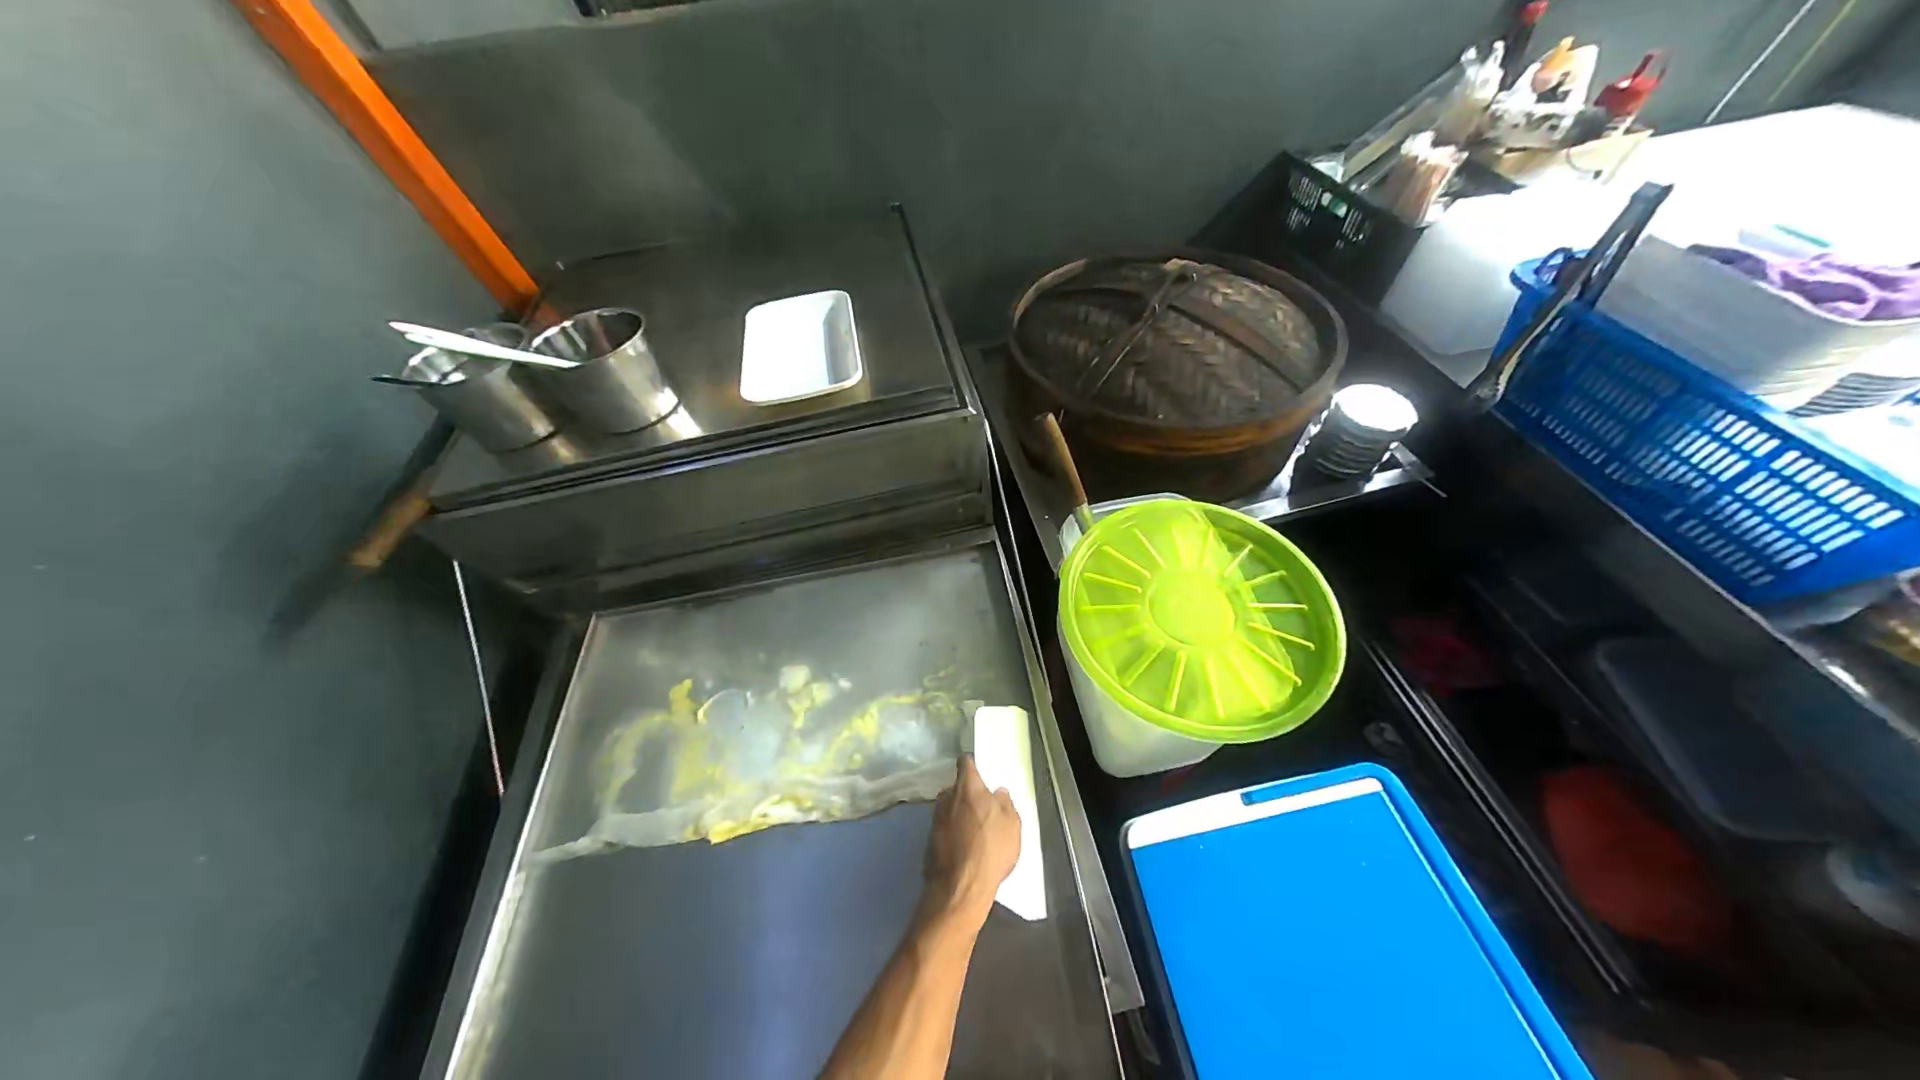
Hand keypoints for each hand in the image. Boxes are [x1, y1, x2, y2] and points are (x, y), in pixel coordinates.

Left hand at [921, 755, 1021, 929]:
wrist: (960, 886)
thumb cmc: (991, 848)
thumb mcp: (1011, 825)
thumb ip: (1005, 803)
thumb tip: (998, 792)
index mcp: (967, 787)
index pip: (965, 763)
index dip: (972, 764)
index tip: (978, 770)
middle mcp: (947, 797)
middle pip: (956, 788)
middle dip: (967, 794)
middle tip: (981, 808)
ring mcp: (935, 818)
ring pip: (949, 808)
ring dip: (958, 814)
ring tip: (973, 830)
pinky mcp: (929, 839)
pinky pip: (944, 827)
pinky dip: (952, 832)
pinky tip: (963, 846)